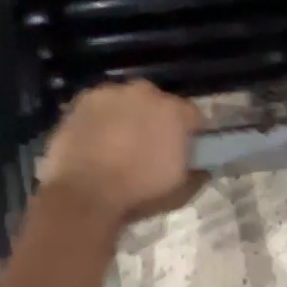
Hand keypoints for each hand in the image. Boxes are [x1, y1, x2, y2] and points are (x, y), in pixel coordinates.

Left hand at [41, 81, 204, 222]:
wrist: (84, 195)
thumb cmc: (138, 194)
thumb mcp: (179, 191)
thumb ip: (197, 173)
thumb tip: (203, 167)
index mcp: (174, 111)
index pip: (192, 115)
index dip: (189, 133)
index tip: (182, 150)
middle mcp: (144, 92)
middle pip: (156, 103)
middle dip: (154, 121)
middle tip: (146, 149)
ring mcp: (110, 93)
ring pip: (125, 102)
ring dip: (125, 117)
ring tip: (115, 146)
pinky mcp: (82, 101)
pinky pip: (98, 107)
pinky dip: (99, 120)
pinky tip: (94, 141)